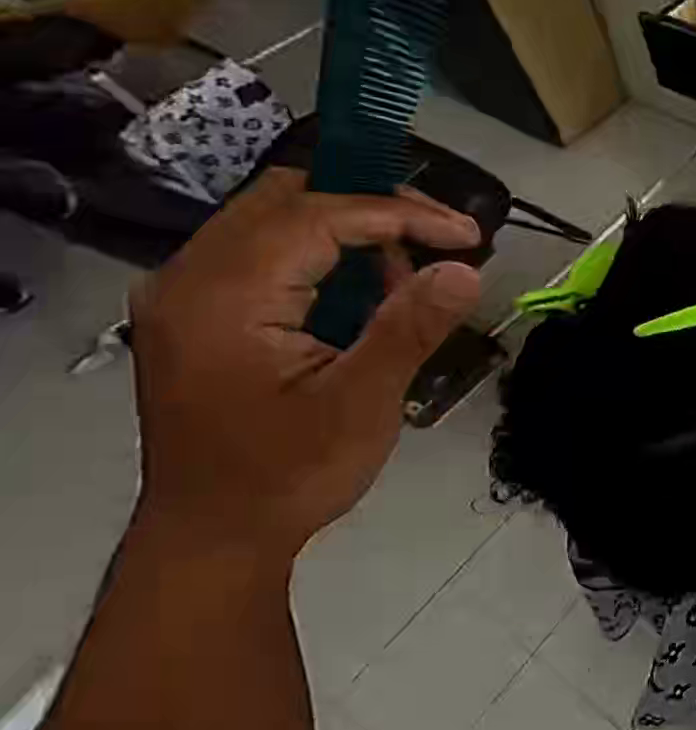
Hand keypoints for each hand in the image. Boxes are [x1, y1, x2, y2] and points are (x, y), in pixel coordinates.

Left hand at [130, 168, 480, 554]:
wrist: (221, 529)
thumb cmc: (293, 470)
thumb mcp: (364, 402)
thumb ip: (410, 329)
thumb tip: (466, 271)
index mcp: (223, 296)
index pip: (315, 216)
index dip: (400, 214)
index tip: (470, 235)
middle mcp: (192, 278)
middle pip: (286, 199)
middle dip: (376, 206)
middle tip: (447, 236)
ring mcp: (192, 294)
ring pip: (277, 222)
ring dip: (356, 232)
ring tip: (415, 276)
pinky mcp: (207, 314)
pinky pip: (271, 256)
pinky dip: (332, 259)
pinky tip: (373, 296)